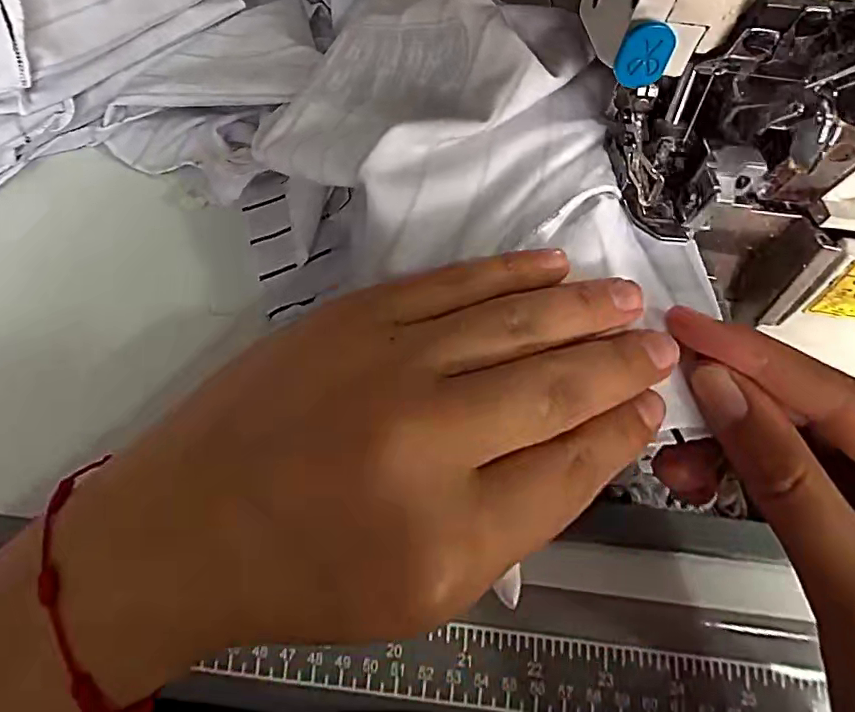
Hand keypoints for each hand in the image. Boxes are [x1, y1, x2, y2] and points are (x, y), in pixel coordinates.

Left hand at [58, 250, 677, 690]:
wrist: (192, 519)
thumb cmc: (314, 571)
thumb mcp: (430, 588)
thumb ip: (523, 512)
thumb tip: (597, 434)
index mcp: (447, 532)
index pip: (570, 466)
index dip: (622, 428)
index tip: (656, 399)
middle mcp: (425, 435)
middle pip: (554, 383)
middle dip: (620, 359)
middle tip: (662, 340)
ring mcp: (387, 359)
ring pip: (513, 320)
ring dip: (580, 307)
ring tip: (626, 298)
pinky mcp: (356, 313)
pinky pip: (455, 282)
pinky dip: (511, 272)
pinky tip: (554, 266)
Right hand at [656, 308, 854, 711]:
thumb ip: (795, 491)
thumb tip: (724, 391)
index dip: (767, 362)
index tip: (695, 327)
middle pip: (840, 434)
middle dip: (748, 415)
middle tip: (676, 395)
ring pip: (821, 468)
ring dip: (744, 456)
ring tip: (680, 462)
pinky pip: (819, 507)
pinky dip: (761, 493)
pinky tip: (716, 483)